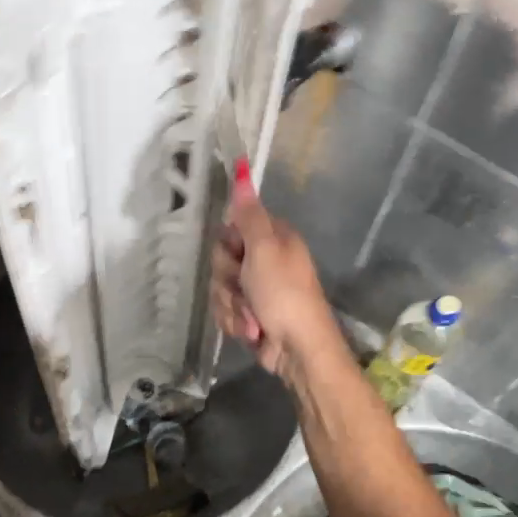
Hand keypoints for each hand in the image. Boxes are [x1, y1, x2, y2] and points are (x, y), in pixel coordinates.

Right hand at [211, 171, 341, 382]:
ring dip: (231, 307)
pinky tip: (251, 332)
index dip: (228, 247)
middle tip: (245, 290)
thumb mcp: (264, 249)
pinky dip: (235, 323)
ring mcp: (257, 290)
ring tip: (252, 319)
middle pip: (222, 262)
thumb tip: (242, 168)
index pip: (232, 230)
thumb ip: (248, 214)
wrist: (296, 348)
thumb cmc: (283, 294)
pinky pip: (226, 311)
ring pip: (220, 290)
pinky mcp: (250, 315)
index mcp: (273, 239)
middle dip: (227, 282)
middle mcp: (264, 261)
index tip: (237, 257)